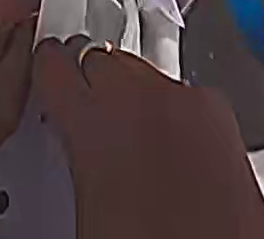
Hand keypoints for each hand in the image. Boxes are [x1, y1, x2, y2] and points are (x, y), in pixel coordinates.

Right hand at [34, 37, 263, 238]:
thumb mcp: (83, 205)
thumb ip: (74, 148)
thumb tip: (72, 139)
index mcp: (91, 120)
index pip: (54, 62)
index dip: (48, 68)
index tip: (49, 71)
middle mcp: (134, 95)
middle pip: (97, 58)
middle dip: (91, 81)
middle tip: (91, 113)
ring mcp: (178, 96)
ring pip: (139, 70)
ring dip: (133, 93)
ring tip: (133, 135)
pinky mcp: (215, 107)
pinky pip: (181, 90)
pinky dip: (174, 108)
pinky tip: (174, 144)